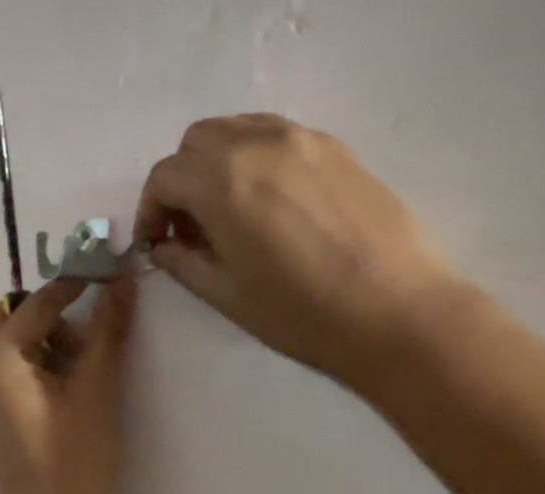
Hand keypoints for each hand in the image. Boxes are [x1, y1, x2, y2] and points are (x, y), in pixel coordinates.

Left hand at [0, 278, 136, 493]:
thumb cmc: (75, 456)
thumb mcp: (97, 390)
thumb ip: (107, 332)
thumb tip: (121, 284)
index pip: (35, 305)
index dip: (71, 287)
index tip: (101, 279)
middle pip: (6, 322)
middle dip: (44, 317)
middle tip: (83, 336)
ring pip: (1, 353)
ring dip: (35, 346)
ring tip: (75, 372)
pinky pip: (0, 382)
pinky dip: (25, 373)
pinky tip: (57, 400)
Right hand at [135, 114, 468, 381]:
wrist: (394, 310)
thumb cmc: (301, 313)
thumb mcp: (227, 295)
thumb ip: (185, 262)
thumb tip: (166, 245)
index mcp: (222, 182)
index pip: (165, 176)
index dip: (150, 211)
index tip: (157, 244)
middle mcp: (257, 144)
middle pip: (197, 142)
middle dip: (182, 181)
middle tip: (189, 229)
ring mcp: (302, 139)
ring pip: (238, 130)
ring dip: (217, 164)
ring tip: (228, 214)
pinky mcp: (335, 147)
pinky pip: (277, 137)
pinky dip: (255, 159)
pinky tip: (269, 205)